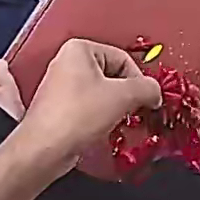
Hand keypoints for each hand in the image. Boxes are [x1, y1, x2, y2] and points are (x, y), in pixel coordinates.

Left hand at [10, 39, 162, 179]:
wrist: (44, 150)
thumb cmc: (77, 116)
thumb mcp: (123, 96)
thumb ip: (147, 88)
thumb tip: (155, 91)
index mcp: (79, 49)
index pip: (123, 59)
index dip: (139, 81)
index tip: (147, 99)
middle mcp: (67, 62)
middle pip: (113, 76)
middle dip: (126, 96)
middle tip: (132, 111)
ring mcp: (61, 85)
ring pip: (103, 93)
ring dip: (114, 109)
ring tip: (114, 122)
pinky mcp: (60, 107)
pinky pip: (90, 107)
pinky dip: (100, 117)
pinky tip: (100, 130)